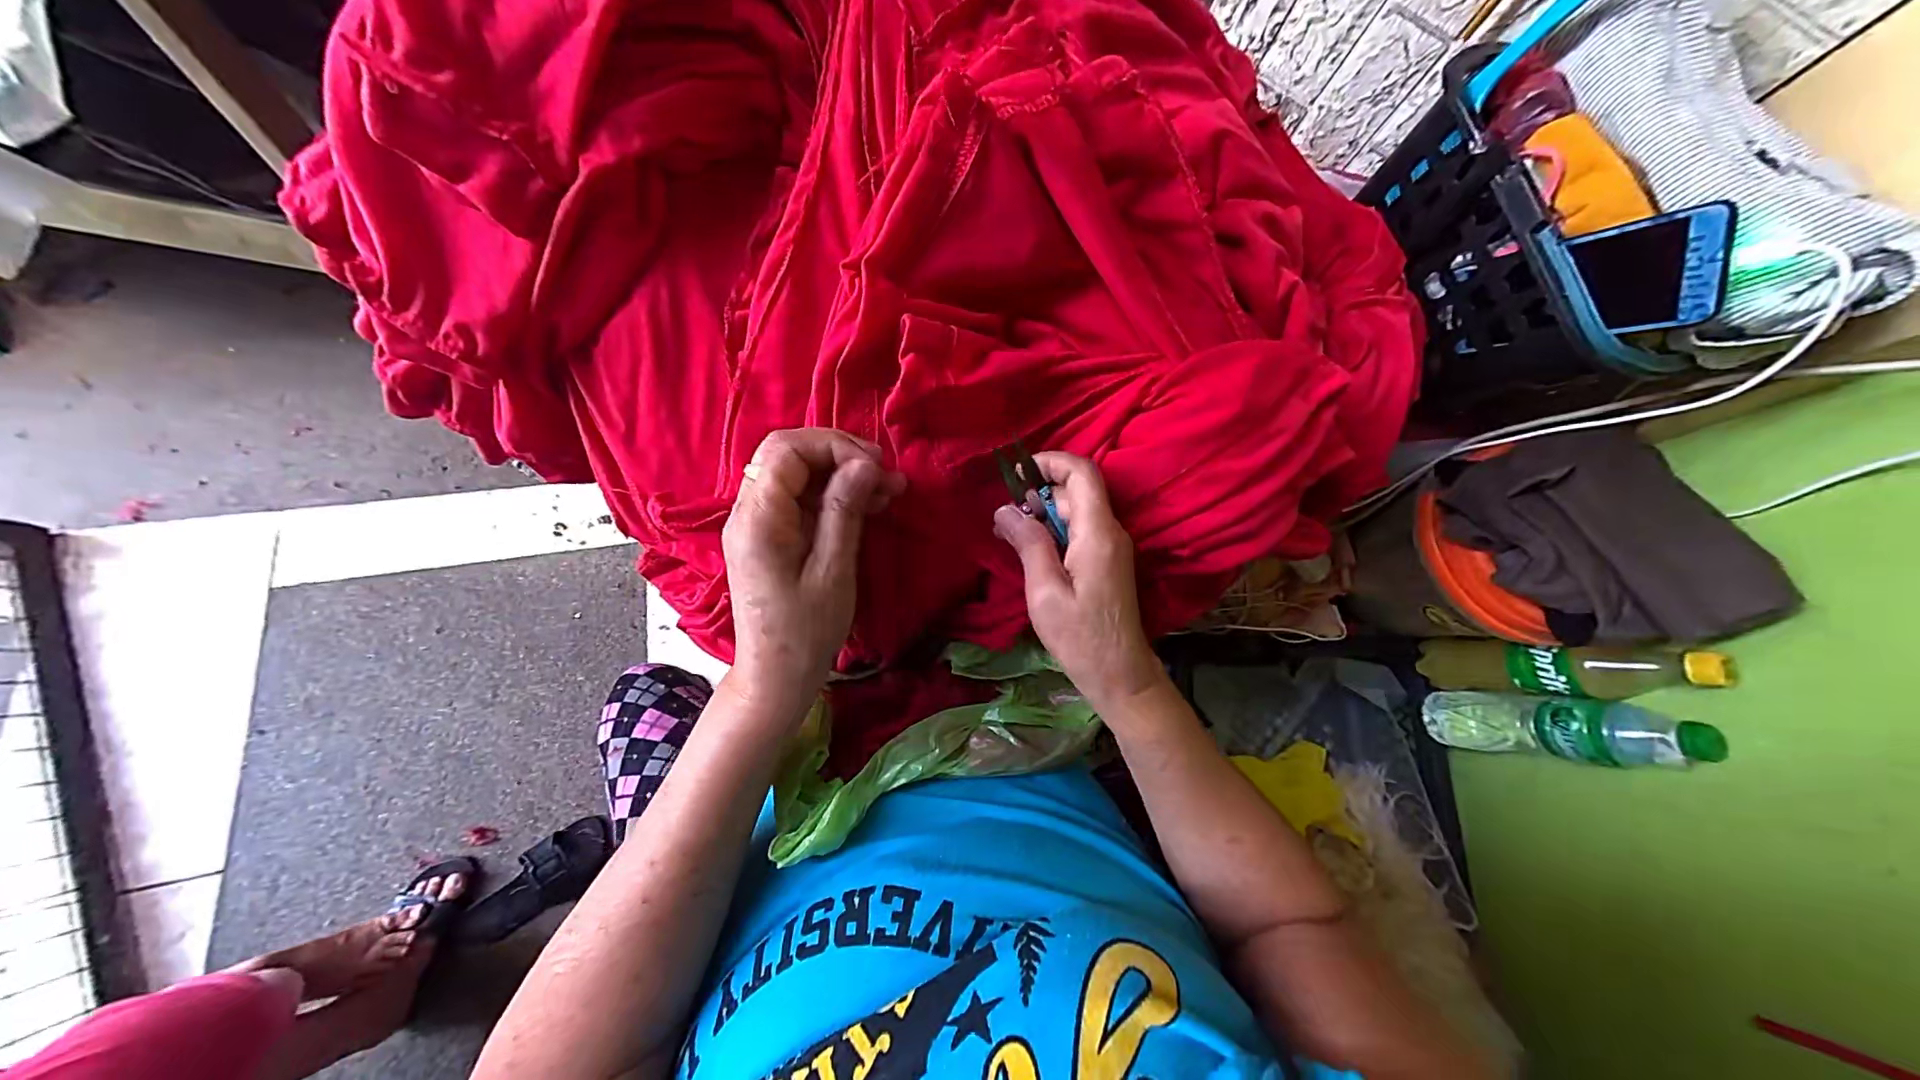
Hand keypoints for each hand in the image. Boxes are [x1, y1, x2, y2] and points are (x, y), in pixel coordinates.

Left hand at [724, 429, 904, 713]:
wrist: (775, 677)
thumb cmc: (805, 632)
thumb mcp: (833, 571)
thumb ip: (844, 510)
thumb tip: (865, 463)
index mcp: (757, 519)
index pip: (785, 449)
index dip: (833, 445)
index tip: (876, 466)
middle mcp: (747, 513)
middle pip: (788, 455)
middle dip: (840, 455)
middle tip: (885, 475)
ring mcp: (756, 525)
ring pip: (796, 475)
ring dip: (841, 474)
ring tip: (887, 491)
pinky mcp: (769, 537)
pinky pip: (799, 500)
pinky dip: (832, 495)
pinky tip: (867, 505)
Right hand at [993, 452, 1168, 712]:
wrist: (1120, 673)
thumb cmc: (1080, 636)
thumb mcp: (1044, 591)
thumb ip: (1028, 544)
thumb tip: (1005, 509)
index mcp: (1097, 533)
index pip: (1082, 472)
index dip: (1051, 462)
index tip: (1018, 474)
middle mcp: (1110, 532)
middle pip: (1076, 491)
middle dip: (1038, 495)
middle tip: (1005, 520)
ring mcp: (1112, 547)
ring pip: (1076, 511)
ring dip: (1043, 516)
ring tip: (1011, 537)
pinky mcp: (1107, 562)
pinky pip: (1080, 531)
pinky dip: (1054, 533)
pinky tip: (1032, 553)